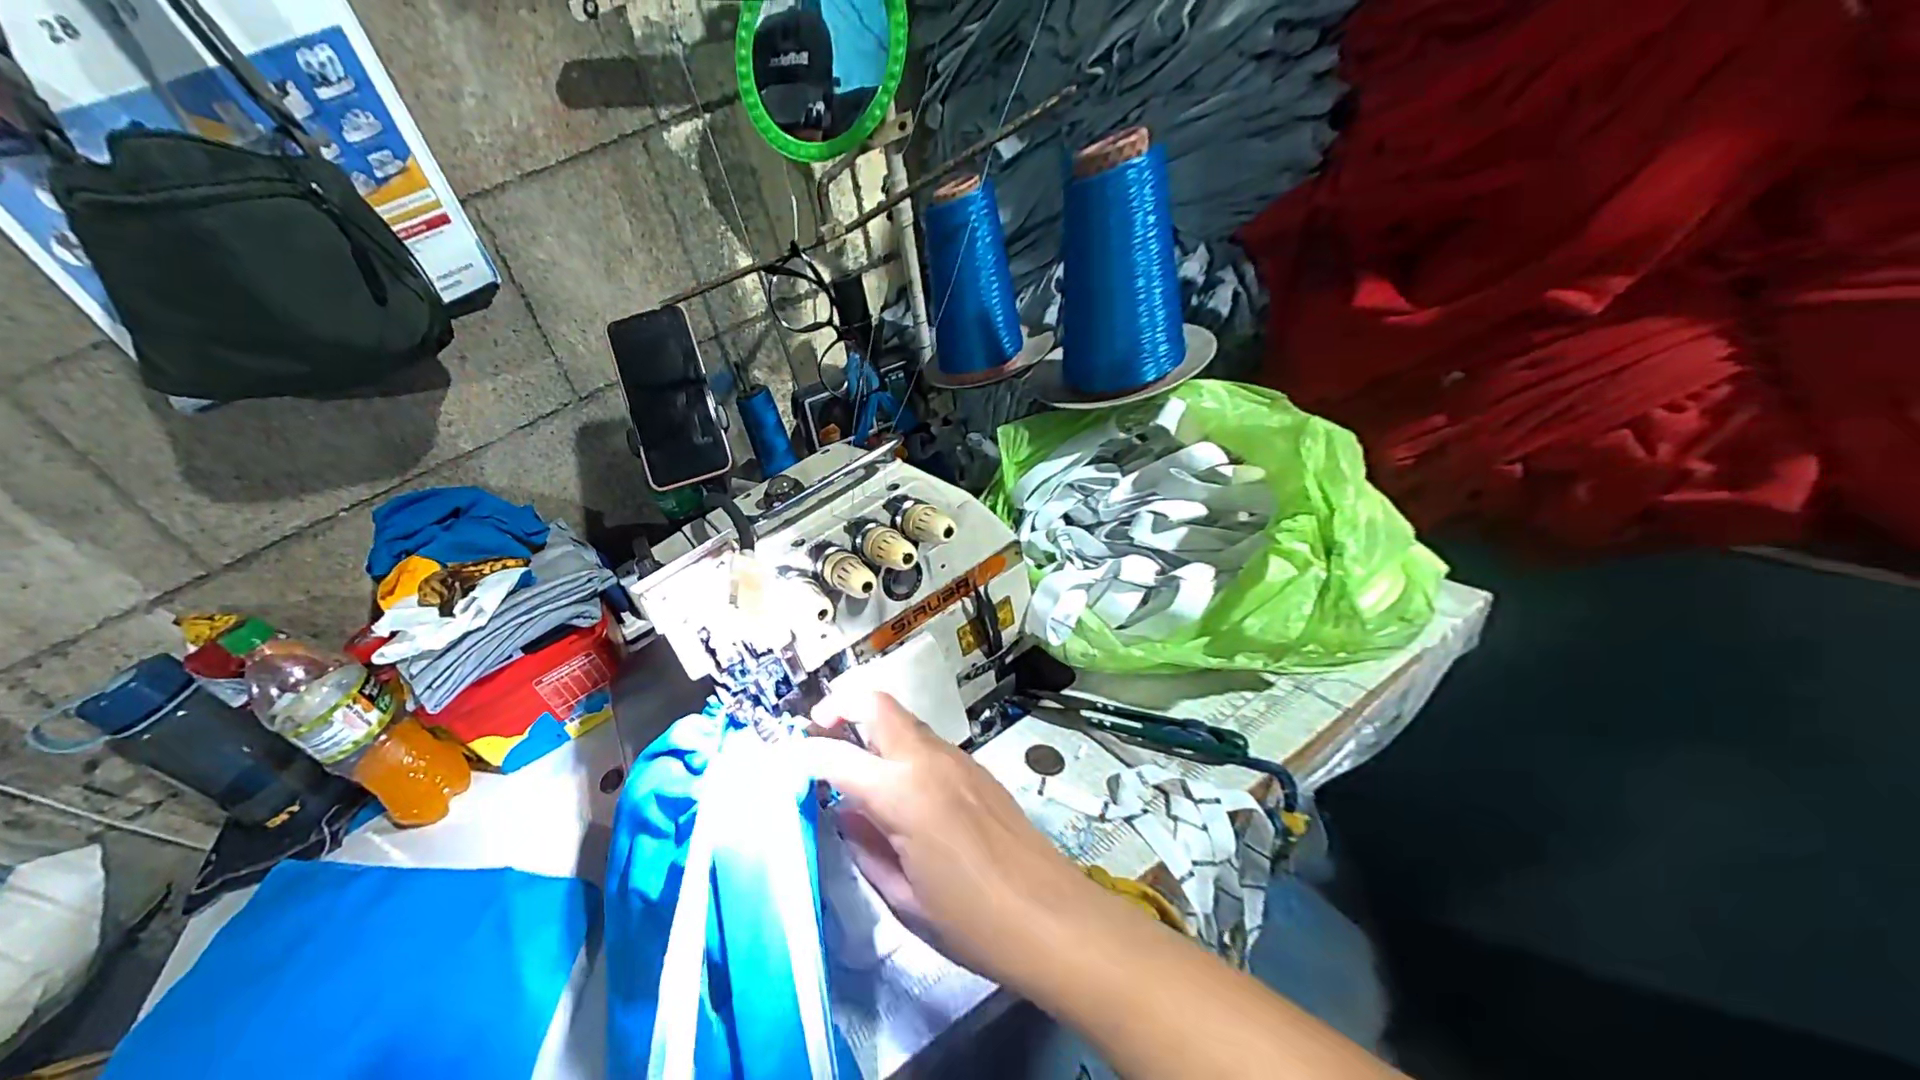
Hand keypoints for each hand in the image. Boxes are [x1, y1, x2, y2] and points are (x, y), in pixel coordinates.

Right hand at [790, 691, 1105, 983]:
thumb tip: (849, 813)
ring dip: (872, 727)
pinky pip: (927, 743)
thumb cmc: (971, 921)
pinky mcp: (977, 770)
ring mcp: (957, 760)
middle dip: (840, 708)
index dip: (803, 755)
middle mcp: (928, 761)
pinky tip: (900, 788)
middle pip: (876, 704)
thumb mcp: (902, 897)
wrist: (1053, 917)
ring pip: (903, 719)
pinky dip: (901, 746)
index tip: (784, 763)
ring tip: (854, 764)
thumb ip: (866, 847)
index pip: (835, 756)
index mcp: (901, 793)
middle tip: (818, 733)